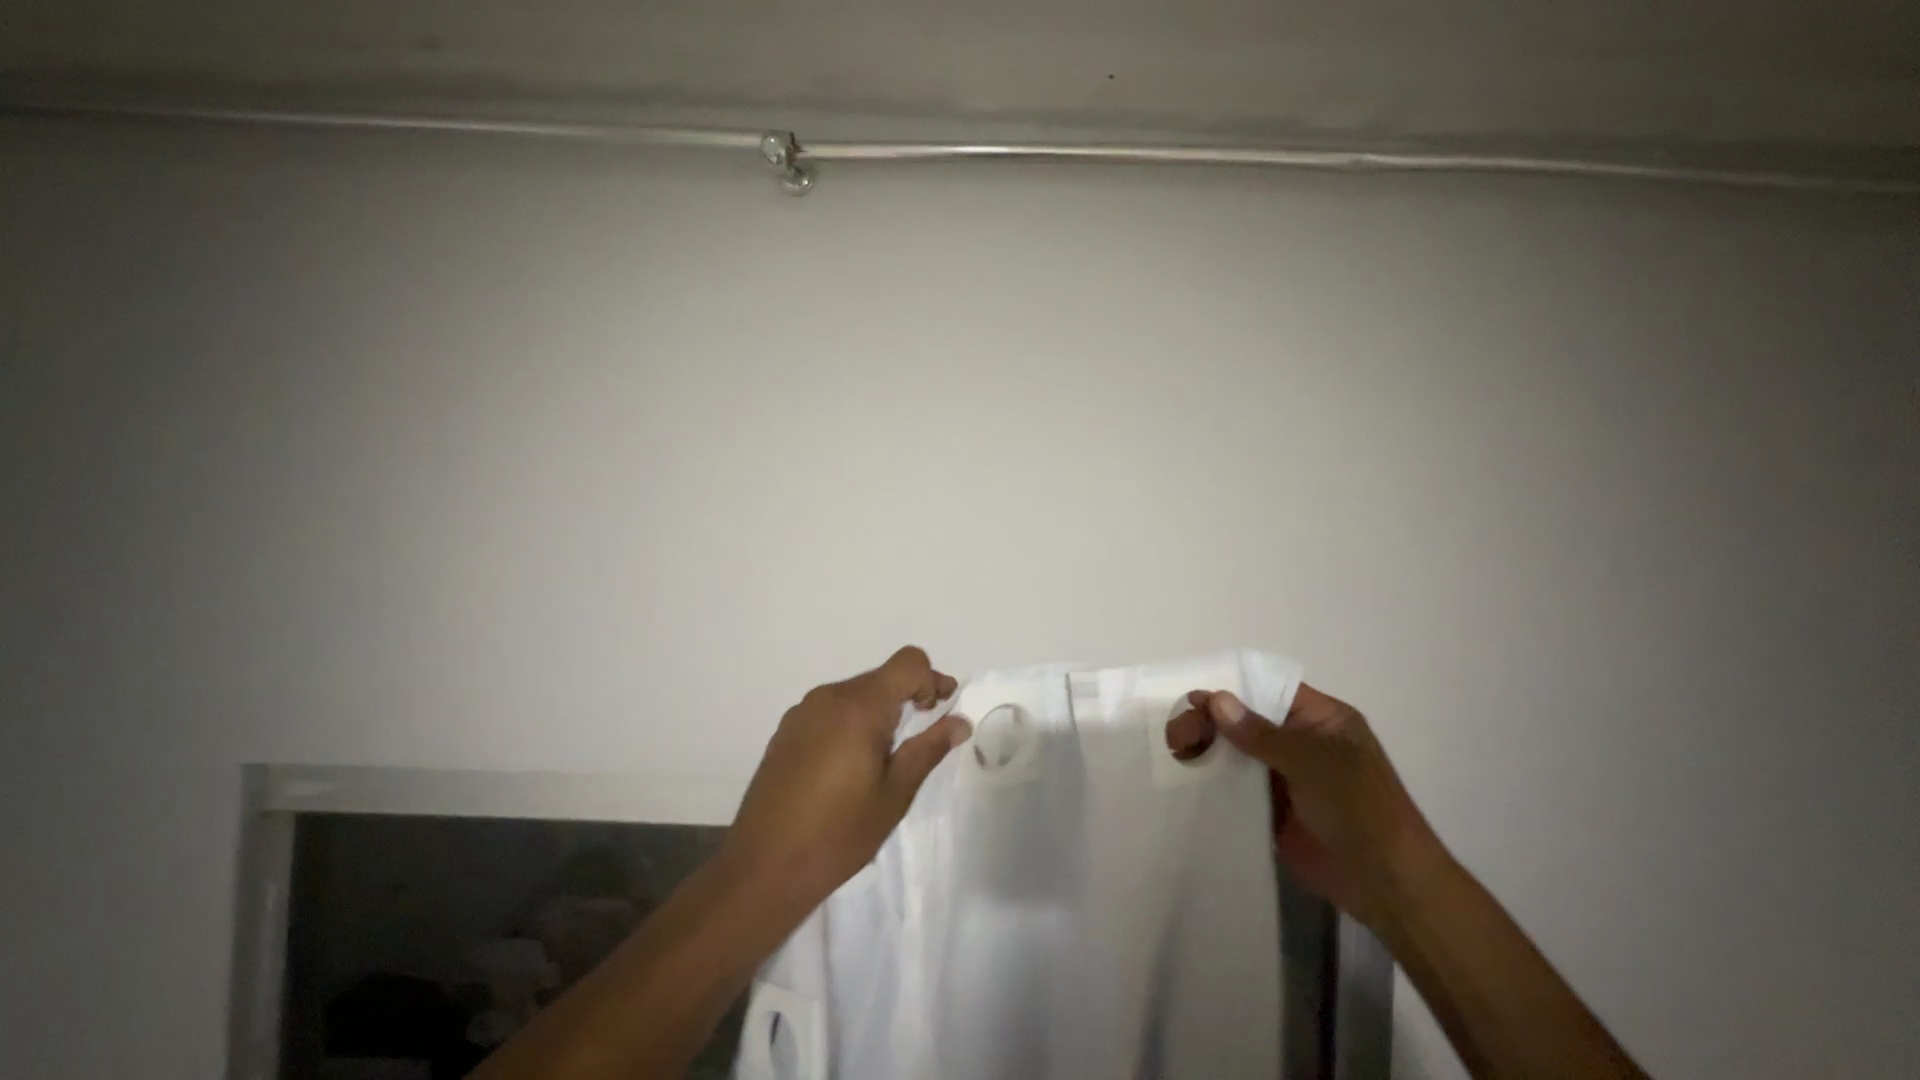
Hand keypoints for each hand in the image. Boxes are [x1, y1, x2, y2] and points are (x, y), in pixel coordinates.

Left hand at [721, 646, 971, 910]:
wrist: (764, 866)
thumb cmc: (839, 833)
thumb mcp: (895, 794)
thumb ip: (928, 749)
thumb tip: (959, 721)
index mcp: (859, 707)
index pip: (908, 663)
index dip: (933, 679)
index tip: (944, 708)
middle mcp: (828, 698)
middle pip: (880, 678)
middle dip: (908, 697)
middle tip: (926, 734)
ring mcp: (801, 714)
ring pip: (853, 695)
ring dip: (879, 712)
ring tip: (887, 757)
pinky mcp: (785, 733)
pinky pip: (829, 712)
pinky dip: (851, 724)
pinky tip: (851, 765)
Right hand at [1171, 683, 1447, 927]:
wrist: (1383, 881)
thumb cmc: (1358, 807)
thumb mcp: (1313, 761)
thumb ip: (1261, 732)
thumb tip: (1215, 700)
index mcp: (1321, 721)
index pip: (1269, 691)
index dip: (1231, 691)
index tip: (1191, 699)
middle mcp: (1300, 743)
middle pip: (1245, 721)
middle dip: (1210, 723)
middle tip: (1177, 736)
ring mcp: (1285, 779)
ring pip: (1236, 755)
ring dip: (1206, 752)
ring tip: (1175, 756)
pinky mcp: (1271, 812)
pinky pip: (1235, 790)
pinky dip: (1211, 785)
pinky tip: (1184, 782)